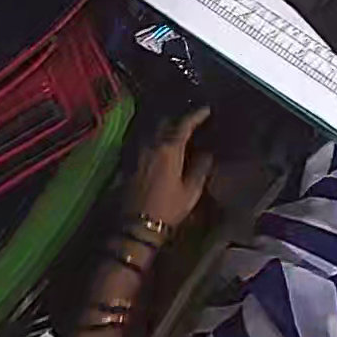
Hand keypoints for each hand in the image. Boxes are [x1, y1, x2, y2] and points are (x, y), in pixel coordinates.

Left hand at [128, 107, 213, 232]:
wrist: (135, 226)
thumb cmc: (167, 208)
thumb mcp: (191, 191)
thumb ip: (200, 168)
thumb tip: (207, 153)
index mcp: (169, 149)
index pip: (184, 125)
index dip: (196, 115)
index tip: (206, 110)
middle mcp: (151, 145)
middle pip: (165, 122)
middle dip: (178, 118)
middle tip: (191, 120)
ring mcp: (137, 153)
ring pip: (152, 131)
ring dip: (165, 127)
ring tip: (177, 131)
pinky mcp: (129, 163)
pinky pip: (144, 142)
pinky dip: (155, 138)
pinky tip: (161, 145)